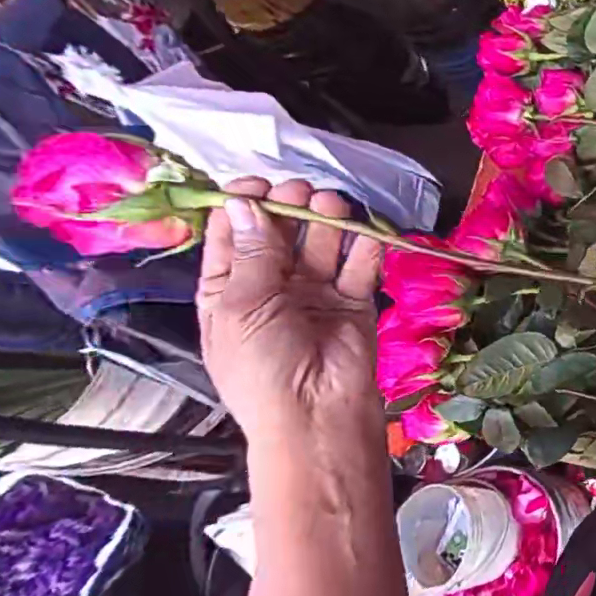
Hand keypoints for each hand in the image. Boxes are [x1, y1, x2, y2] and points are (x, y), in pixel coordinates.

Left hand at [196, 178, 384, 440]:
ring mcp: (317, 291)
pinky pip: (360, 266)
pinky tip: (366, 230)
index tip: (256, 185)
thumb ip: (254, 254)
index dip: (242, 206)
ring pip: (323, 244)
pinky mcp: (356, 299)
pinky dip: (365, 246)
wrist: (315, 410)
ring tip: (332, 203)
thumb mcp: (241, 307)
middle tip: (301, 190)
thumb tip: (248, 204)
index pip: (233, 235)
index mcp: (228, 287)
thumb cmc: (261, 366)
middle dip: (289, 208)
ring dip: (327, 221)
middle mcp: (273, 284)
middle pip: (282, 233)